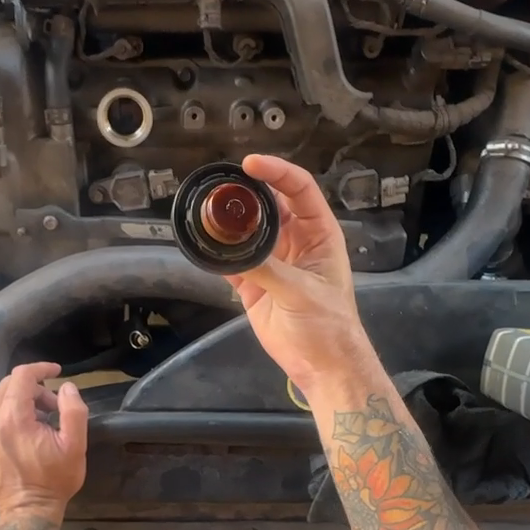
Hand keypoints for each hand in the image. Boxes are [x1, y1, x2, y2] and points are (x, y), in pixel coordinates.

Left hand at [0, 362, 87, 521]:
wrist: (27, 512)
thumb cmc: (54, 480)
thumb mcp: (75, 446)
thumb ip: (73, 410)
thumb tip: (66, 387)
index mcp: (15, 418)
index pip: (22, 376)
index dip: (41, 369)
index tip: (55, 373)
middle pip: (7, 385)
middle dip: (31, 389)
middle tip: (49, 407)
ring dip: (10, 398)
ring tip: (28, 418)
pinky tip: (4, 424)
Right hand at [226, 154, 381, 395]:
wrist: (321, 364)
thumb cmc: (327, 324)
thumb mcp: (301, 291)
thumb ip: (268, 269)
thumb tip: (235, 251)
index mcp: (318, 233)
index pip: (300, 189)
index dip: (276, 172)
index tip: (250, 164)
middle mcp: (295, 241)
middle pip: (270, 204)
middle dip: (247, 192)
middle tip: (220, 184)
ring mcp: (274, 262)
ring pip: (249, 231)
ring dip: (230, 221)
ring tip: (206, 208)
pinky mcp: (254, 284)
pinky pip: (232, 262)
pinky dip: (218, 254)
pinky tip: (203, 244)